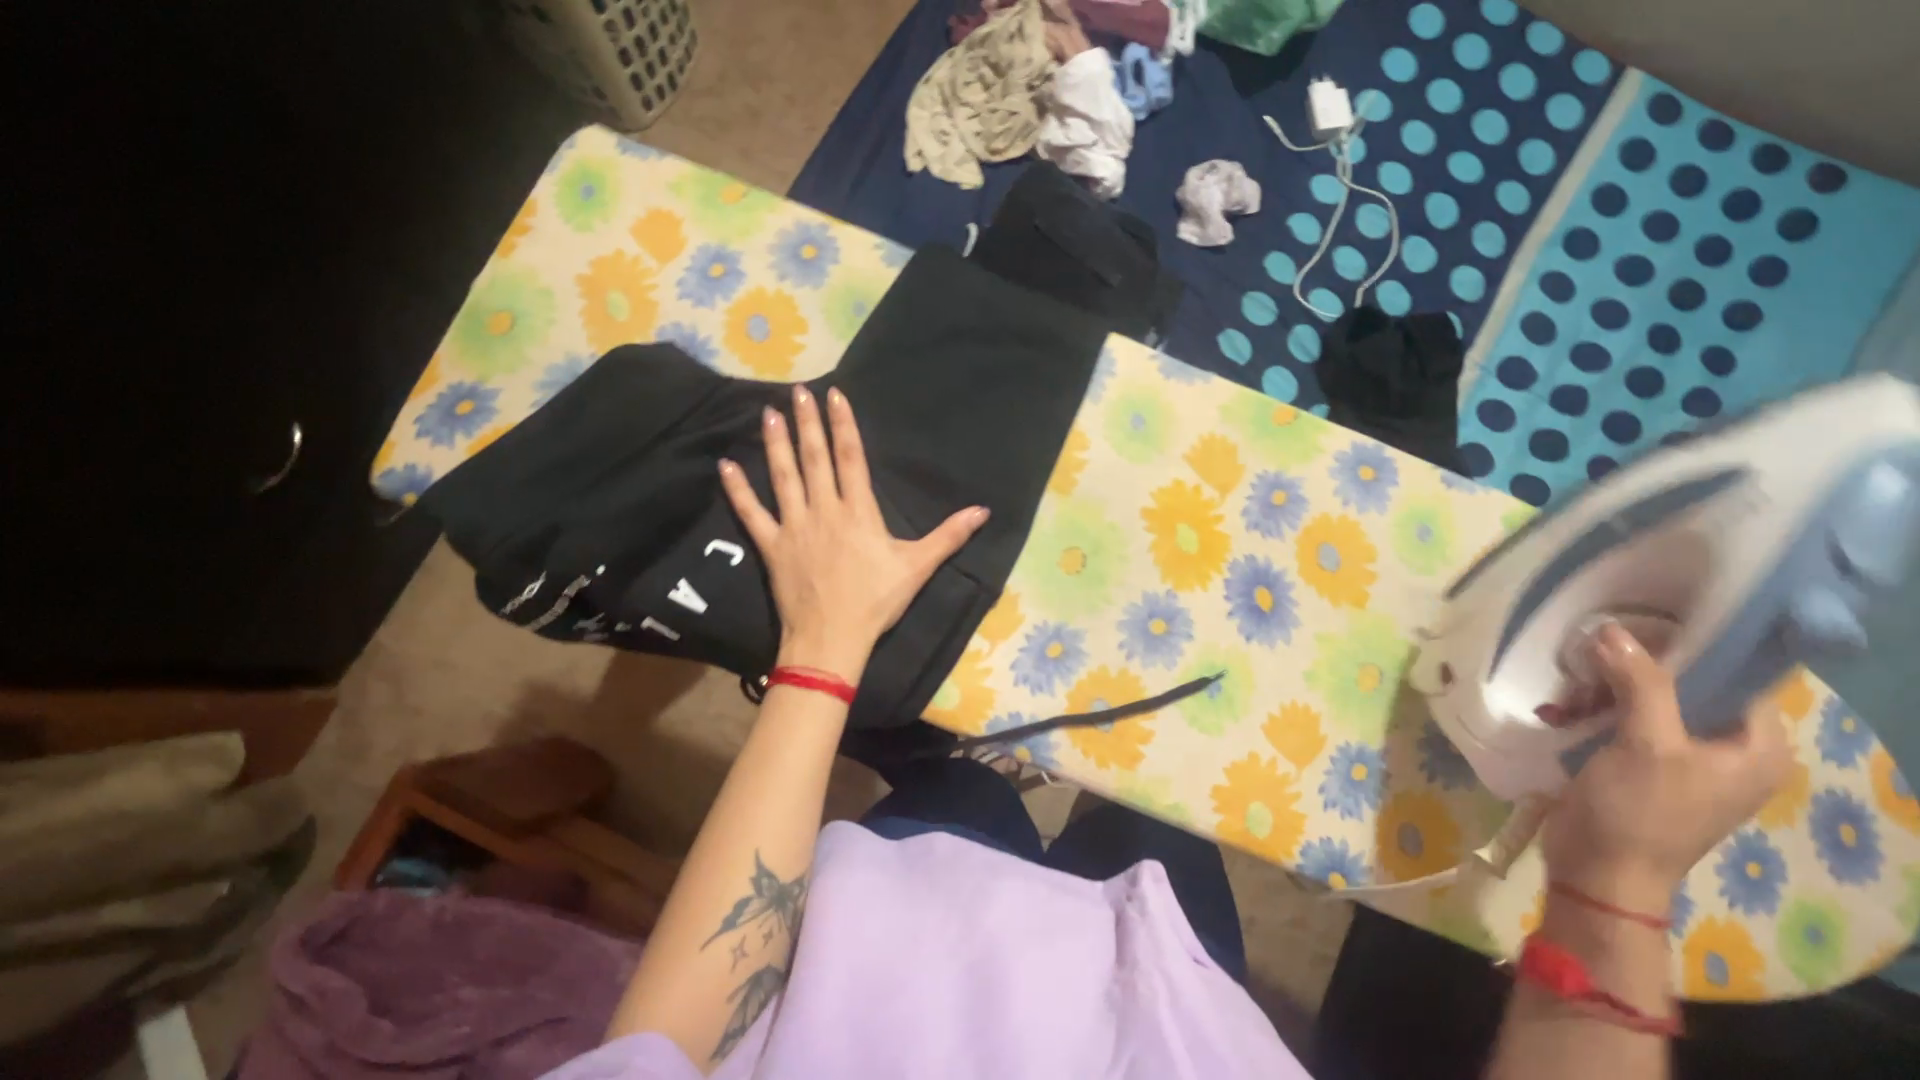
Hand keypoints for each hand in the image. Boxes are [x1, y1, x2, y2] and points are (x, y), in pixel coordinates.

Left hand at [718, 385, 989, 681]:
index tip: (835, 395)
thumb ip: (948, 536)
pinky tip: (726, 466)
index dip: (843, 424)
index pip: (850, 458)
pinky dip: (738, 490)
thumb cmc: (876, 603)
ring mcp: (794, 527)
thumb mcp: (917, 568)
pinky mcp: (771, 547)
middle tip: (798, 391)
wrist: (831, 639)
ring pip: (783, 477)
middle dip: (807, 422)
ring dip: (776, 444)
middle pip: (814, 458)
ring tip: (768, 413)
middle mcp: (824, 511)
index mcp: (858, 512)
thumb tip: (982, 511)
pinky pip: (751, 513)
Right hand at [1540, 622, 1790, 913]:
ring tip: (1572, 686)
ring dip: (1607, 689)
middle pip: (1686, 684)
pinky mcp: (1642, 768)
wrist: (1598, 874)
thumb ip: (1638, 682)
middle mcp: (1729, 750)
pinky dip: (1597, 710)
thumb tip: (1610, 629)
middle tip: (1596, 653)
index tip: (1642, 625)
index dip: (1692, 646)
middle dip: (1636, 668)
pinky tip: (1565, 707)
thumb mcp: (1646, 743)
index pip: (1735, 675)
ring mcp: (1683, 760)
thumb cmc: (1639, 812)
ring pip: (1648, 700)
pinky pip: (1625, 722)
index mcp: (1756, 747)